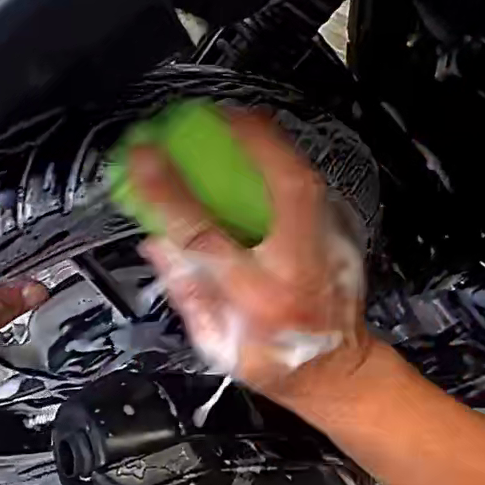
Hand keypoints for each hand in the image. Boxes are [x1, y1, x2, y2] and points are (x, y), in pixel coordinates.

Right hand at [129, 108, 373, 410]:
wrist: (336, 371)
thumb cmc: (272, 361)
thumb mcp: (213, 341)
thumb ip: (184, 289)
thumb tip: (156, 241)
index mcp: (256, 299)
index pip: (204, 236)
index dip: (168, 192)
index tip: (144, 159)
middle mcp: (297, 270)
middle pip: (283, 188)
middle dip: (250, 141)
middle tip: (216, 113)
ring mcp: (328, 251)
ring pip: (305, 180)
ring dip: (271, 143)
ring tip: (237, 119)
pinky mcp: (341, 239)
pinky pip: (311, 187)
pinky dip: (285, 161)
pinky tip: (263, 148)